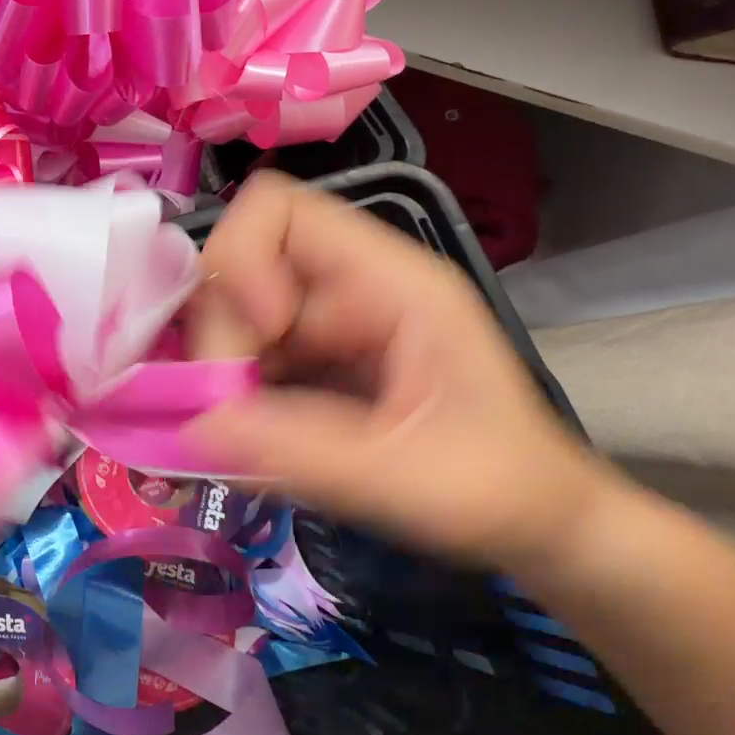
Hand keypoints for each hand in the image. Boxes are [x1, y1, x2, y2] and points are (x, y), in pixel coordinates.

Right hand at [184, 172, 619, 574]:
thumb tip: (196, 426)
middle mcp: (345, 286)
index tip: (260, 334)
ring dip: (217, 367)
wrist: (538, 523)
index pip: (280, 211)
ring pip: (223, 312)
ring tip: (244, 428)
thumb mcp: (419, 481)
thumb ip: (309, 452)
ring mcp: (318, 319)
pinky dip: (223, 387)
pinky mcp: (300, 355)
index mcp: (391, 282)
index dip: (243, 258)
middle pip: (235, 268)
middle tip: (234, 406)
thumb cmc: (505, 492)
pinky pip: (233, 350)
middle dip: (221, 336)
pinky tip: (247, 431)